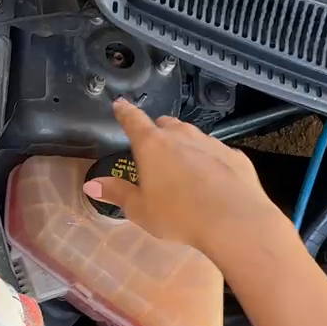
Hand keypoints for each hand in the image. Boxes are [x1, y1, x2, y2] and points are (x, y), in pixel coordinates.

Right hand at [83, 98, 293, 266]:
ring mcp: (211, 143)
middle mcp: (181, 136)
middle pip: (165, 124)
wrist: (236, 222)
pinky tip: (210, 182)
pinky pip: (215, 153)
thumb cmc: (178, 216)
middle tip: (152, 152)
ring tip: (181, 169)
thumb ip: (116, 193)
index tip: (119, 104)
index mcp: (152, 145)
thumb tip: (90, 184)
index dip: (124, 112)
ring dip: (183, 146)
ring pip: (192, 136)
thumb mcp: (140, 210)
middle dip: (157, 133)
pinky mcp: (235, 156)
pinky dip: (208, 161)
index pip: (133, 120)